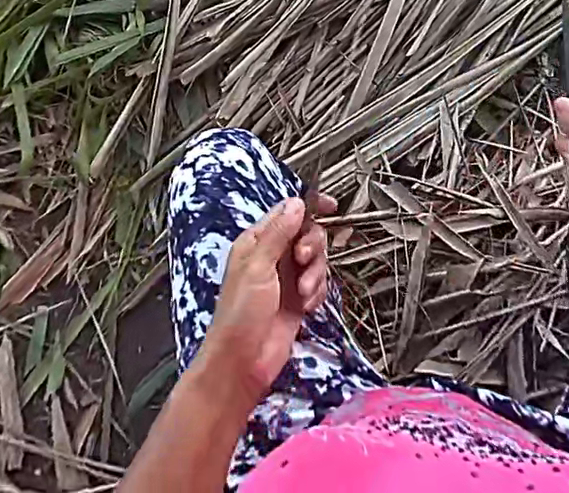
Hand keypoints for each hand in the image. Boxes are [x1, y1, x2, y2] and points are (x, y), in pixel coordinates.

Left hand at [189, 192, 335, 409]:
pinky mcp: (297, 299)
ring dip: (315, 273)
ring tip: (303, 291)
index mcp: (257, 242)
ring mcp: (286, 278)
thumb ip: (279, 234)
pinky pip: (318, 283)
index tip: (329, 205)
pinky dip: (317, 292)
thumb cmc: (239, 316)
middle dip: (312, 246)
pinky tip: (307, 305)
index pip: (287, 212)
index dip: (309, 207)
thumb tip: (296, 204)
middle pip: (307, 234)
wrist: (242, 365)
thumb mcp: (257, 267)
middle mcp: (272, 256)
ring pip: (316, 259)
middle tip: (303, 260)